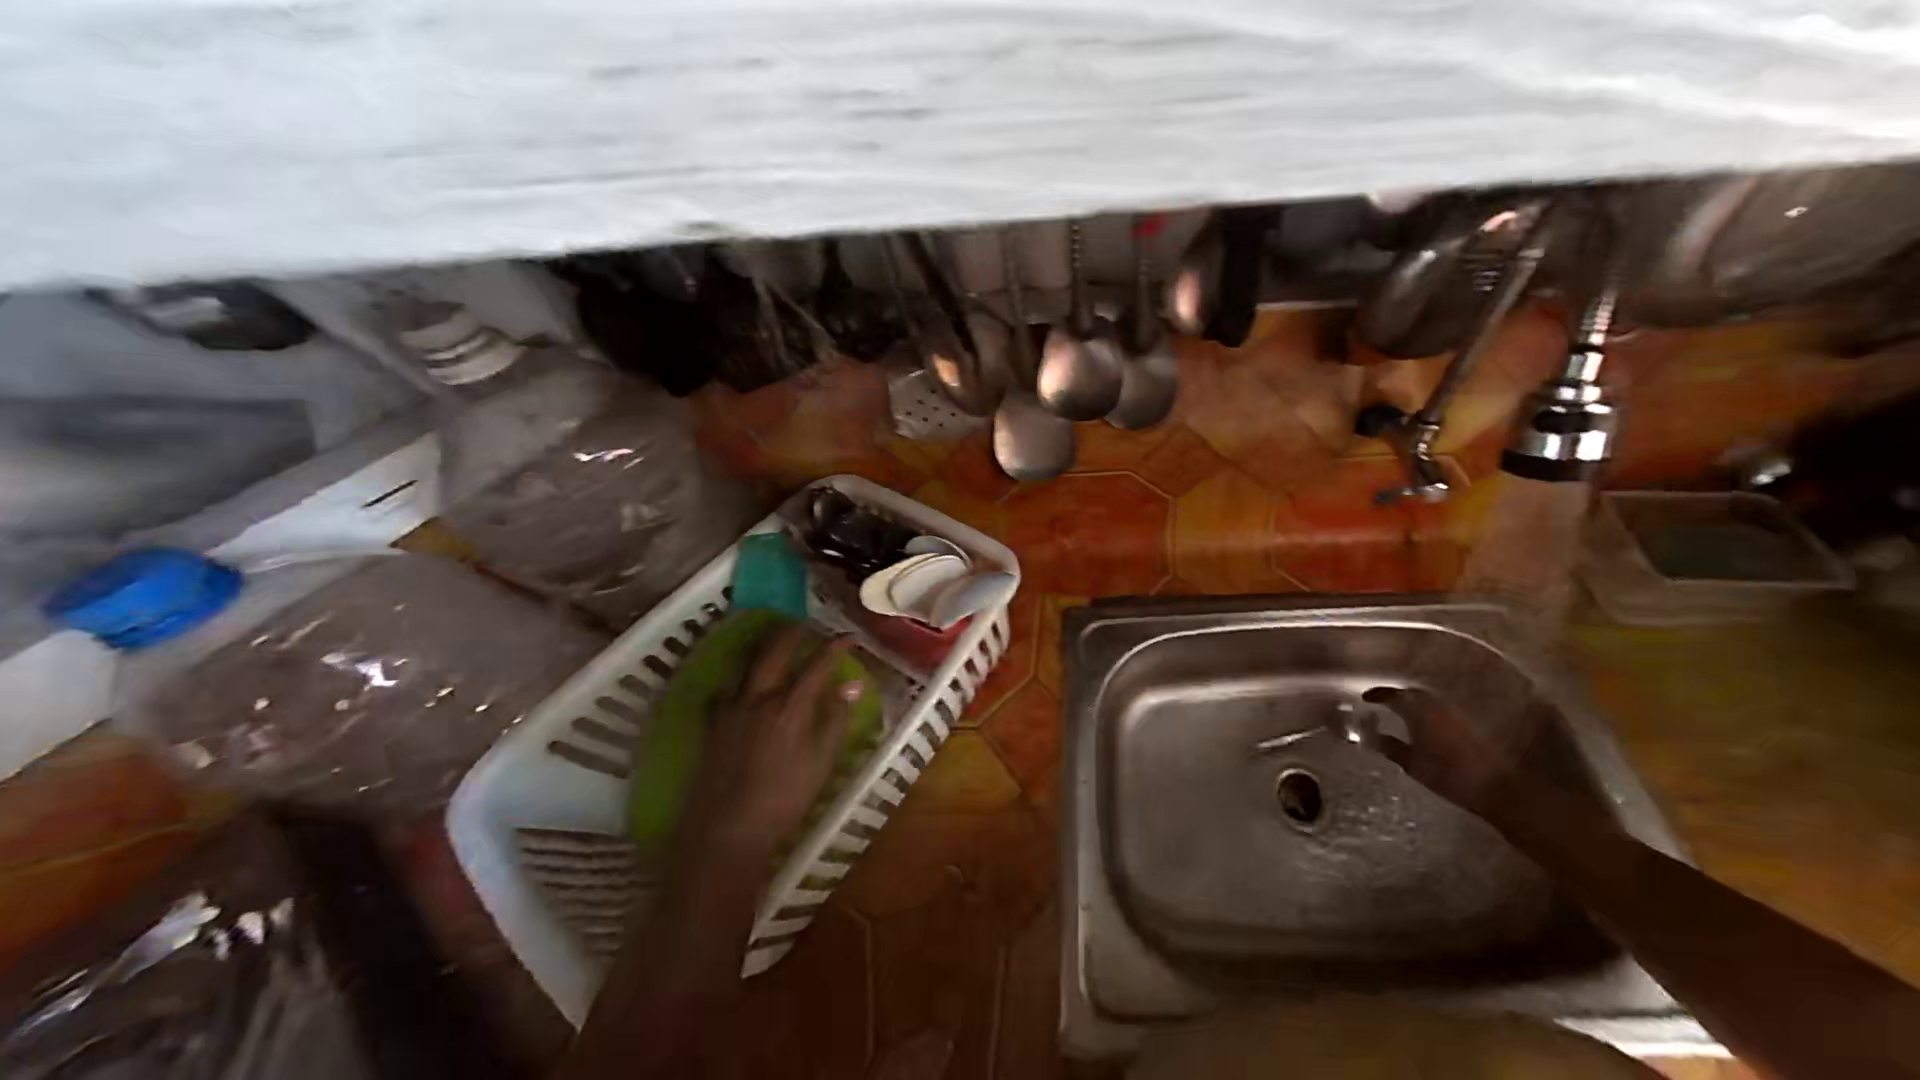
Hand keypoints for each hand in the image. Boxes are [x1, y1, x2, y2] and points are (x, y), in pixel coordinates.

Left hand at [677, 626, 865, 863]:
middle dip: (793, 633)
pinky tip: (741, 685)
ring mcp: (731, 709)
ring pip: (746, 664)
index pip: (816, 666)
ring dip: (764, 646)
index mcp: (790, 709)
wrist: (726, 831)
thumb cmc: (783, 802)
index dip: (834, 648)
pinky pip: (725, 688)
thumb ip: (835, 720)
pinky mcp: (711, 723)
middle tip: (807, 623)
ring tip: (775, 638)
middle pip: (775, 652)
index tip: (847, 637)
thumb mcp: (820, 764)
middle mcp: (758, 699)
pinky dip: (738, 678)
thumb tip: (852, 685)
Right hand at [1361, 686, 1517, 817]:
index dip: (1377, 694)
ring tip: (1401, 713)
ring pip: (1429, 700)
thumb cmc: (1448, 776)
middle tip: (1382, 704)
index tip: (1365, 698)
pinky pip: (1442, 709)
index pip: (1393, 695)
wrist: (1497, 788)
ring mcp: (1457, 714)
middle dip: (1396, 696)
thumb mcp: (1411, 764)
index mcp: (1419, 712)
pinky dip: (1428, 712)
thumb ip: (1389, 746)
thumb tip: (1369, 735)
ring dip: (1413, 703)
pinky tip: (1424, 725)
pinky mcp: (1470, 724)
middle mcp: (1438, 707)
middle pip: (1412, 693)